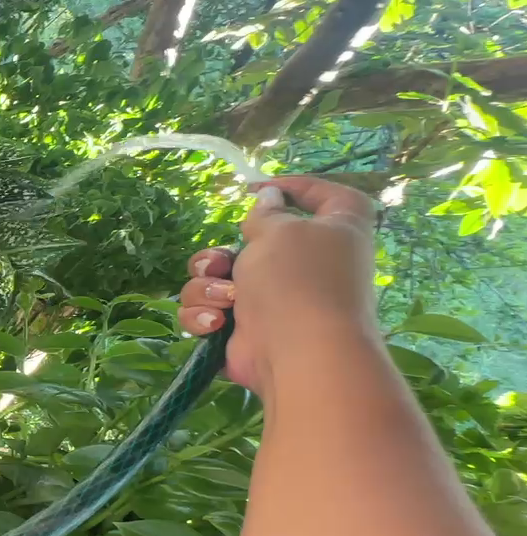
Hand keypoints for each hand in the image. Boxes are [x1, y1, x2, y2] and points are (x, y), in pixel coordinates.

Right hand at [178, 176, 379, 399]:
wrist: (295, 349)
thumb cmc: (299, 281)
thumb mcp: (282, 232)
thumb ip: (269, 213)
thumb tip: (269, 198)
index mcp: (331, 234)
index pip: (328, 197)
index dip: (298, 186)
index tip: (258, 187)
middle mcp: (302, 264)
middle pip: (247, 244)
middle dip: (219, 255)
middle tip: (220, 263)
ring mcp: (268, 298)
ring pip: (213, 279)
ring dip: (208, 287)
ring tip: (225, 300)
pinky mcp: (239, 326)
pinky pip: (204, 310)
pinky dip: (204, 314)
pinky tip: (217, 323)